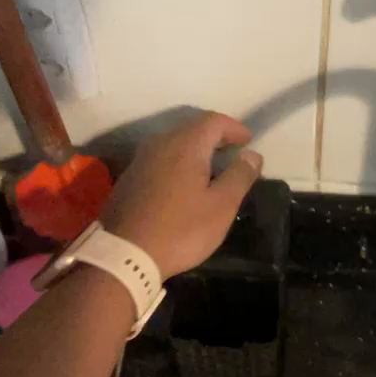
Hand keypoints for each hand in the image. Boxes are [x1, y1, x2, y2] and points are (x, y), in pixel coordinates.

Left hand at [98, 111, 261, 277]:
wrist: (123, 256)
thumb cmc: (180, 229)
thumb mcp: (221, 206)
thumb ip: (239, 176)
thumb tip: (252, 154)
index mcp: (186, 145)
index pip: (214, 121)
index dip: (234, 128)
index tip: (248, 141)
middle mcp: (160, 144)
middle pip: (192, 128)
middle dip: (215, 137)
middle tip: (231, 152)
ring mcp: (140, 160)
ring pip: (173, 143)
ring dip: (194, 150)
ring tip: (209, 169)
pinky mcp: (128, 178)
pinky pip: (159, 160)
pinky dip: (177, 163)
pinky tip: (182, 185)